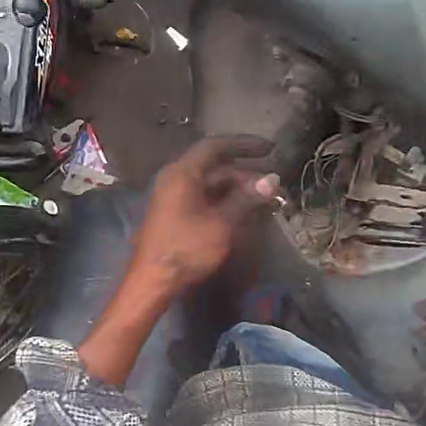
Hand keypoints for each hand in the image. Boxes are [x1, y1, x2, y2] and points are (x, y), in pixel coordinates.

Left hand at [130, 136, 279, 299]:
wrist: (152, 281)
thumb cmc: (186, 249)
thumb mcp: (222, 223)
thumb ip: (246, 198)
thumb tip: (272, 180)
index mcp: (183, 173)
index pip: (216, 146)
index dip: (244, 144)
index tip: (270, 148)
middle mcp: (176, 178)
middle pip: (215, 166)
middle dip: (245, 173)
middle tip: (271, 184)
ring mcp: (173, 195)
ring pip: (210, 183)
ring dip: (237, 188)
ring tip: (263, 199)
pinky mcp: (174, 212)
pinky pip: (203, 196)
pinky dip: (224, 200)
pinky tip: (243, 210)